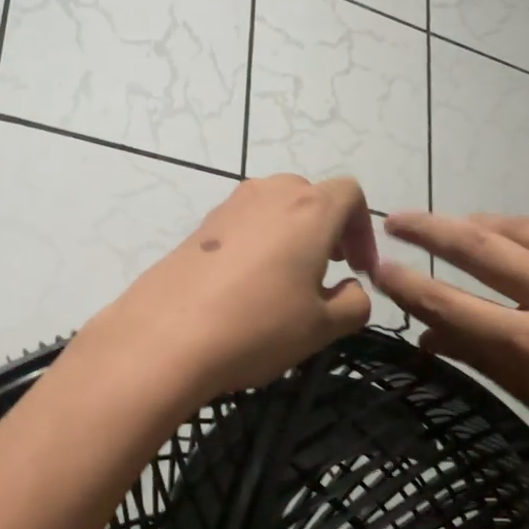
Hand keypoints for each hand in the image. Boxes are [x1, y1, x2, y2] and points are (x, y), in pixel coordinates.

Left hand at [83, 175, 378, 397]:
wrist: (166, 335)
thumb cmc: (258, 326)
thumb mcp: (322, 328)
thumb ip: (354, 303)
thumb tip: (350, 289)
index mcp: (309, 209)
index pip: (350, 194)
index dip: (363, 231)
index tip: (357, 270)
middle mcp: (269, 194)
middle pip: (309, 196)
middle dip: (326, 230)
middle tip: (325, 272)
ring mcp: (229, 207)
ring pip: (273, 208)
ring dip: (290, 235)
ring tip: (285, 282)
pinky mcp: (199, 228)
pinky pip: (242, 225)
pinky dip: (256, 244)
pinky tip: (245, 288)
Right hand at [371, 212, 528, 528]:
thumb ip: (494, 367)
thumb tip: (437, 339)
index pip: (448, 305)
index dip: (405, 284)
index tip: (379, 268)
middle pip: (477, 246)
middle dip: (428, 229)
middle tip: (396, 218)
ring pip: (526, 229)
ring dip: (483, 225)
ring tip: (456, 225)